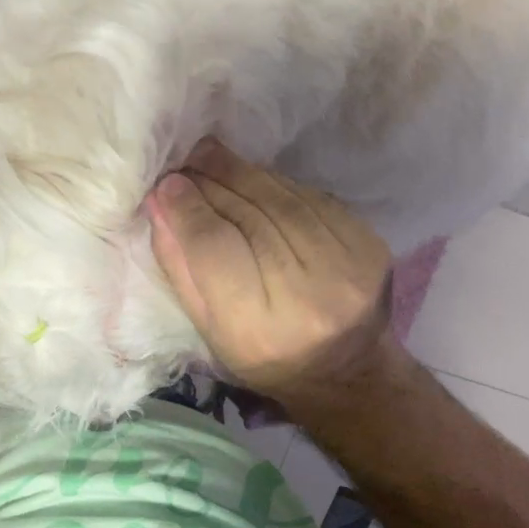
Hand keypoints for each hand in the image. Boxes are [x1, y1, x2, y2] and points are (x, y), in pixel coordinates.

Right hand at [146, 139, 396, 408]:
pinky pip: (311, 199)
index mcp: (258, 327)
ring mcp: (347, 266)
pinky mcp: (369, 244)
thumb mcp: (208, 327)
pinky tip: (250, 175)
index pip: (216, 249)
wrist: (344, 370)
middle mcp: (308, 294)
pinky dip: (274, 182)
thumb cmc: (263, 357)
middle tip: (182, 163)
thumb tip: (159, 205)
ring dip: (240, 173)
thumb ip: (181, 267)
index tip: (165, 184)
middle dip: (211, 184)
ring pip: (282, 200)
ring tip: (209, 157)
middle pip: (250, 217)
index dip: (188, 211)